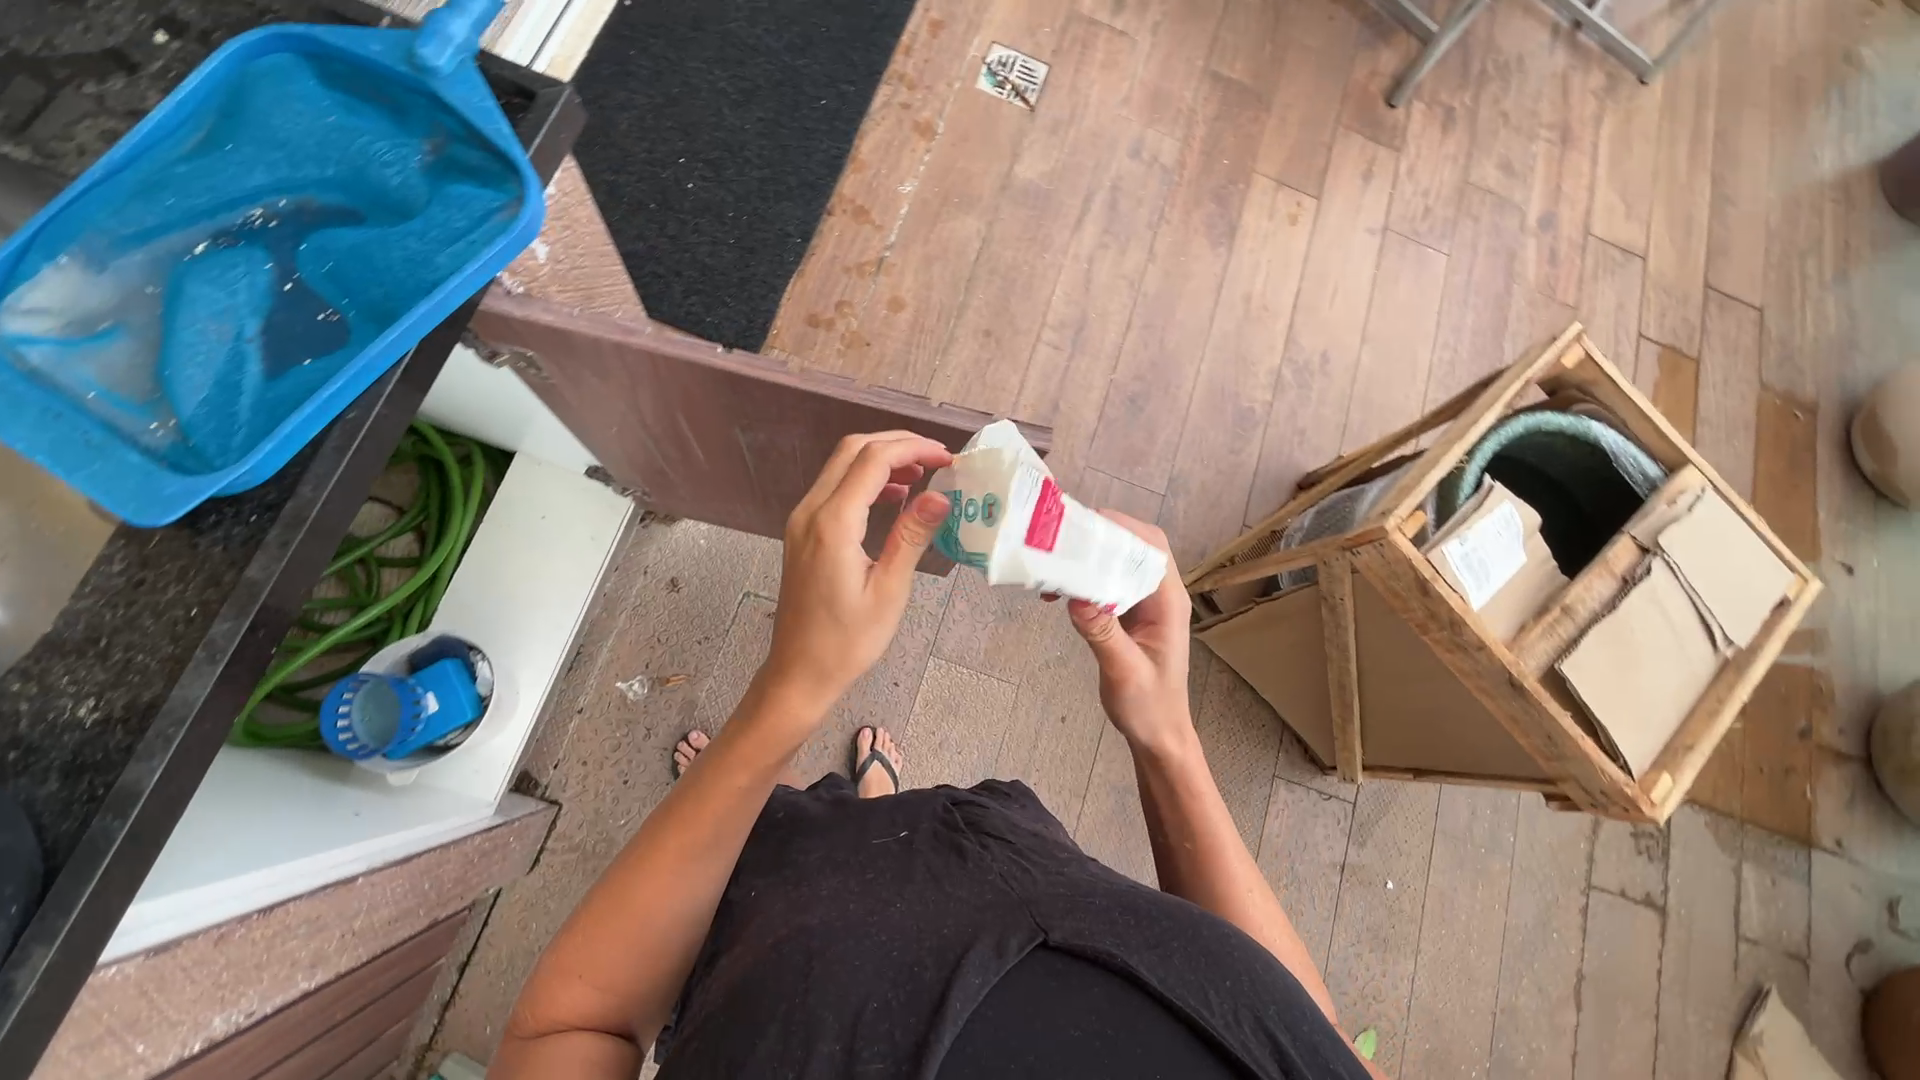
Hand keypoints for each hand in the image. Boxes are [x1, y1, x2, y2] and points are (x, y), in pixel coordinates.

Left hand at [761, 432, 953, 715]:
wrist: (799, 672)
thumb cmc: (847, 642)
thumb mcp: (889, 591)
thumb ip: (912, 537)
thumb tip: (941, 496)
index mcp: (833, 524)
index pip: (873, 460)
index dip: (913, 449)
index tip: (948, 459)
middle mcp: (810, 512)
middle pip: (852, 450)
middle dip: (897, 444)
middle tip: (938, 459)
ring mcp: (802, 520)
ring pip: (841, 465)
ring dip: (881, 459)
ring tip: (922, 474)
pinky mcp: (803, 532)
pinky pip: (833, 487)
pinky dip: (865, 480)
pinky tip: (894, 497)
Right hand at [1065, 512, 1193, 754]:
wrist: (1158, 734)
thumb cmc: (1148, 706)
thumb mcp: (1123, 671)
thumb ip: (1102, 633)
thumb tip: (1076, 597)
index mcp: (1169, 603)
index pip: (1151, 549)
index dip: (1122, 528)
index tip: (1084, 524)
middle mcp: (1160, 595)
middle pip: (1135, 546)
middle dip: (1100, 536)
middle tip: (1060, 539)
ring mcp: (1145, 603)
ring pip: (1119, 562)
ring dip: (1089, 558)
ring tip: (1054, 564)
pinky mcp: (1129, 614)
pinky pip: (1108, 583)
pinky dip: (1085, 580)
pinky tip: (1060, 592)